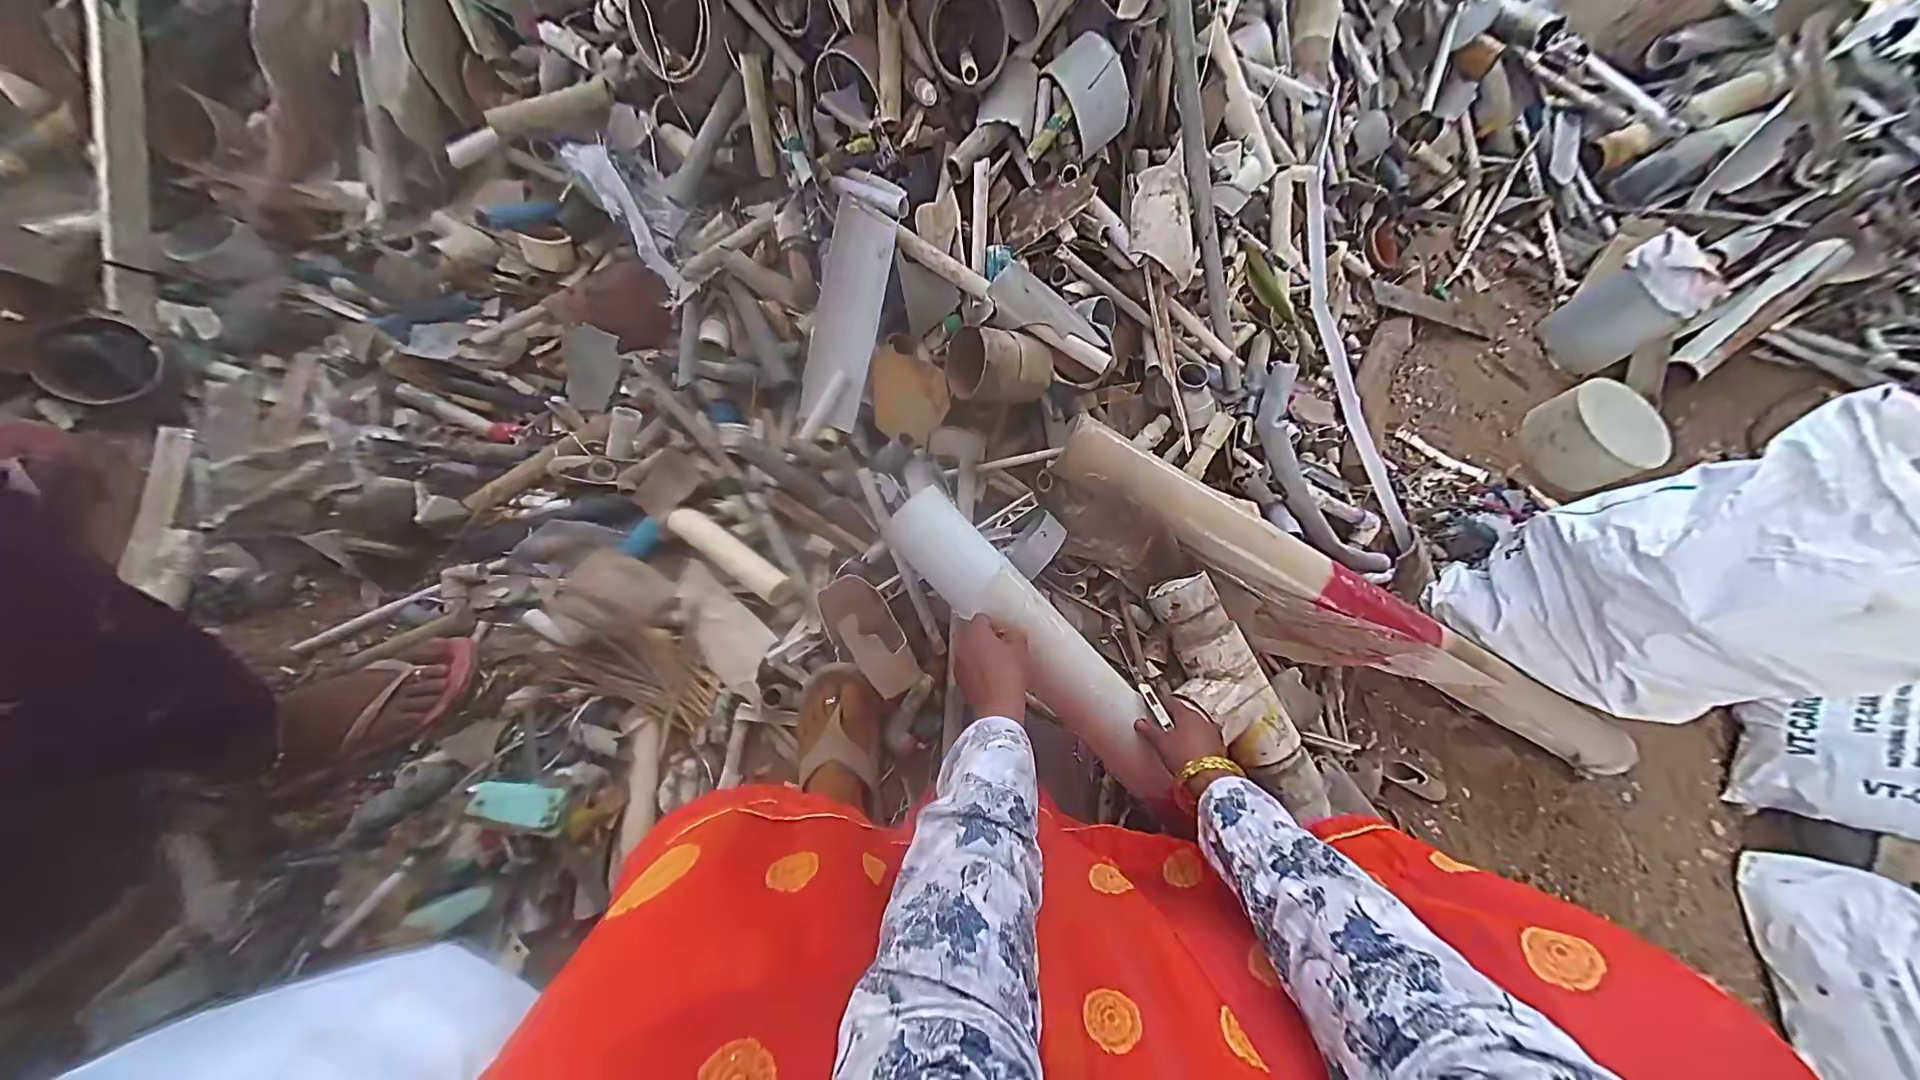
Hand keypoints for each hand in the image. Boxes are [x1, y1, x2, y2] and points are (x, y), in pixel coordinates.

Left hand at [952, 615, 1027, 721]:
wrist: (998, 709)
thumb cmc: (1008, 677)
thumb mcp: (1019, 650)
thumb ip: (1015, 634)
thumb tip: (1013, 633)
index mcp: (975, 632)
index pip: (982, 618)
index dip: (994, 623)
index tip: (1003, 631)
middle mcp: (961, 644)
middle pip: (970, 632)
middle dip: (982, 636)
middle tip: (999, 643)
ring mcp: (957, 662)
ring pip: (966, 649)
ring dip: (977, 650)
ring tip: (994, 658)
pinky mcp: (958, 678)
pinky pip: (966, 664)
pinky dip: (974, 665)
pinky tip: (988, 673)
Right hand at [1134, 696, 1236, 798]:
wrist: (1208, 778)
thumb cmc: (1183, 756)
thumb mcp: (1161, 743)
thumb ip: (1150, 730)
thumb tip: (1140, 723)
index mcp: (1186, 713)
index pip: (1171, 702)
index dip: (1160, 703)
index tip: (1154, 705)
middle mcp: (1201, 718)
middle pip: (1184, 713)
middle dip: (1173, 717)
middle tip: (1162, 722)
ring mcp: (1212, 732)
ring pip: (1195, 725)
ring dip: (1186, 728)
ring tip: (1175, 737)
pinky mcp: (1218, 745)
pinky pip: (1203, 737)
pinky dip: (1195, 739)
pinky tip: (1188, 748)